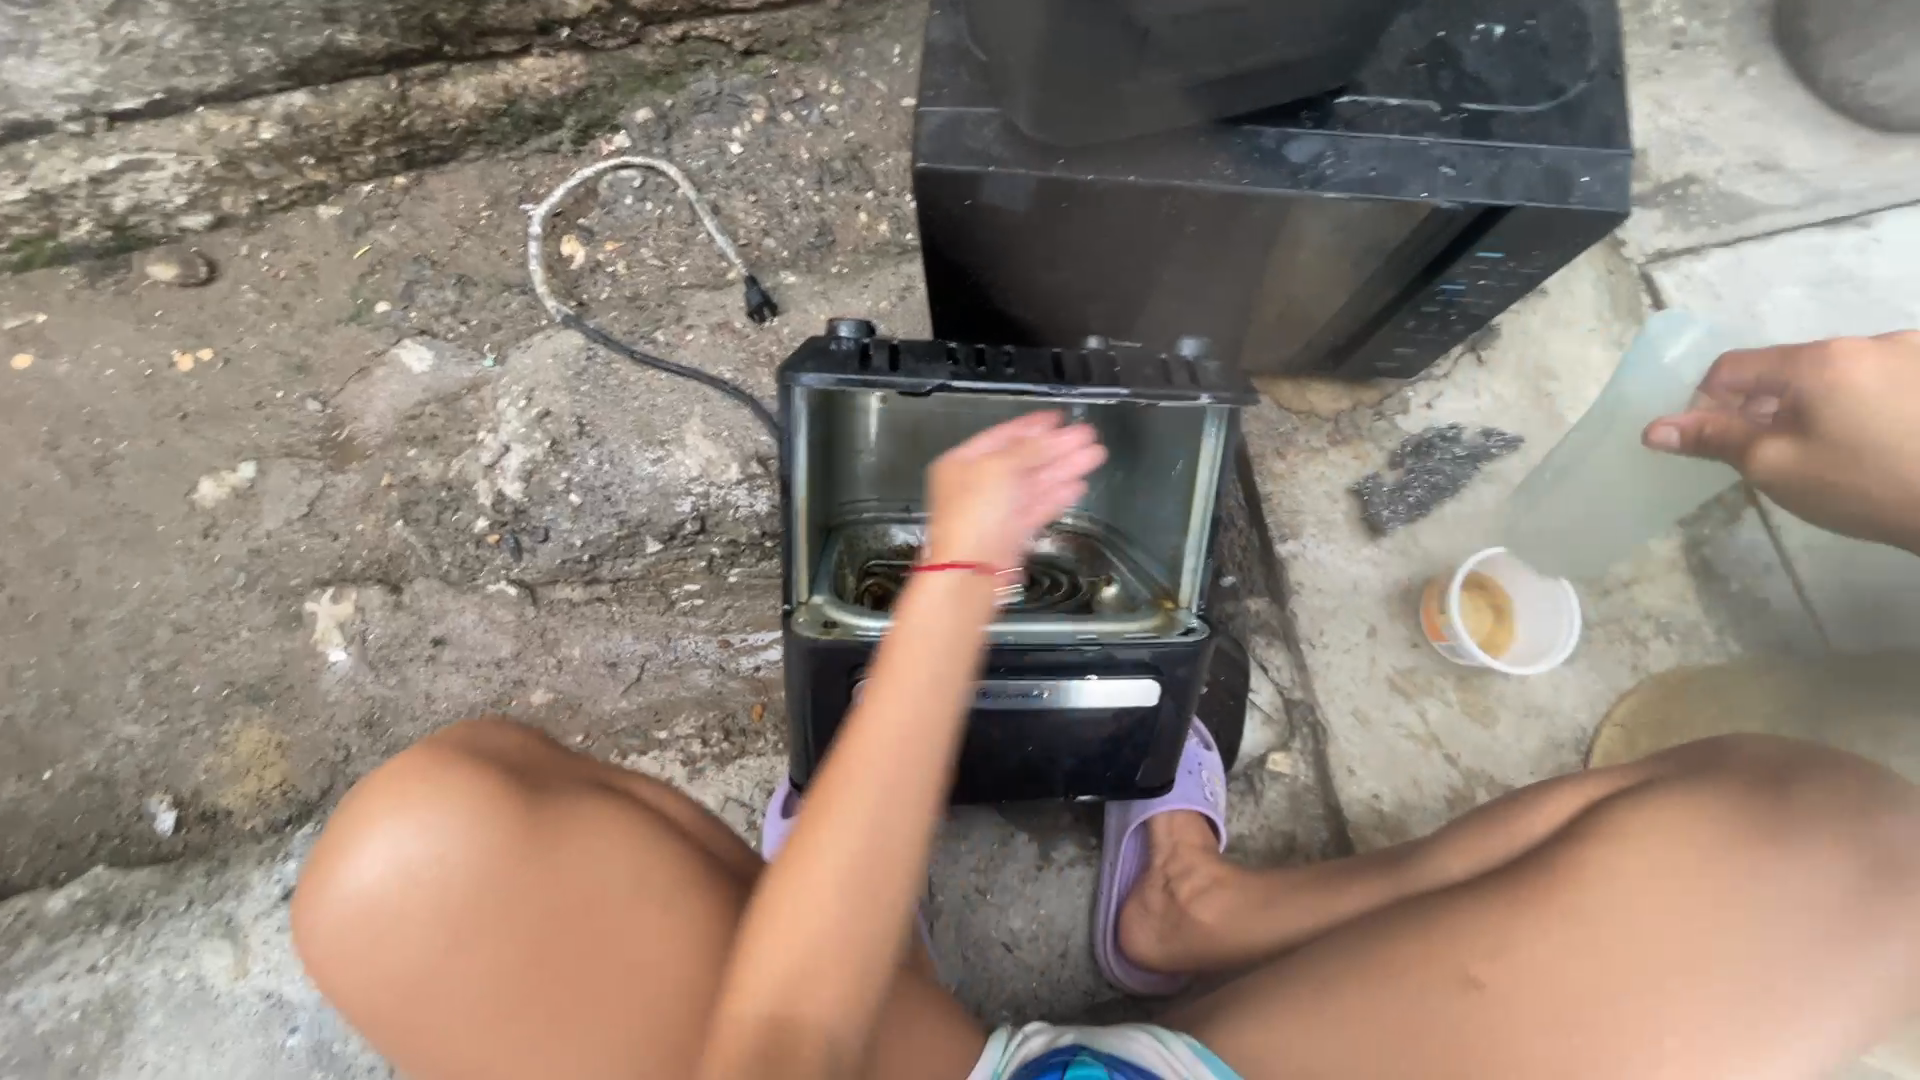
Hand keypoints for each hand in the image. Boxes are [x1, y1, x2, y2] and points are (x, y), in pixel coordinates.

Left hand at [922, 412, 1106, 570]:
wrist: (971, 571)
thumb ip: (1030, 449)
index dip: (1033, 427)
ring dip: (1065, 468)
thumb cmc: (972, 516)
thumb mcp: (999, 468)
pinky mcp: (1011, 534)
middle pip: (1023, 460)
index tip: (1059, 418)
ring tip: (1094, 455)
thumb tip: (1052, 436)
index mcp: (962, 463)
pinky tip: (1078, 485)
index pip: (1002, 436)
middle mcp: (977, 485)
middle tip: (1087, 435)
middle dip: (1057, 448)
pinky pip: (1037, 508)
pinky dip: (1058, 496)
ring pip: (1034, 484)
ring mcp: (995, 511)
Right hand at [1643, 331, 1919, 551]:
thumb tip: (1653, 429)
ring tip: (1833, 451)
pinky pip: (1883, 380)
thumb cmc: (1866, 483)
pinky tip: (1880, 442)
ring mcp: (1919, 355)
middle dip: (1764, 406)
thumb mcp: (1775, 465)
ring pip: (1837, 376)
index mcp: (1819, 361)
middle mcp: (1872, 343)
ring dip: (1816, 406)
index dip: (1705, 403)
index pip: (1731, 368)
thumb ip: (1713, 438)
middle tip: (1771, 454)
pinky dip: (1862, 405)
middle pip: (1786, 369)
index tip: (1714, 441)